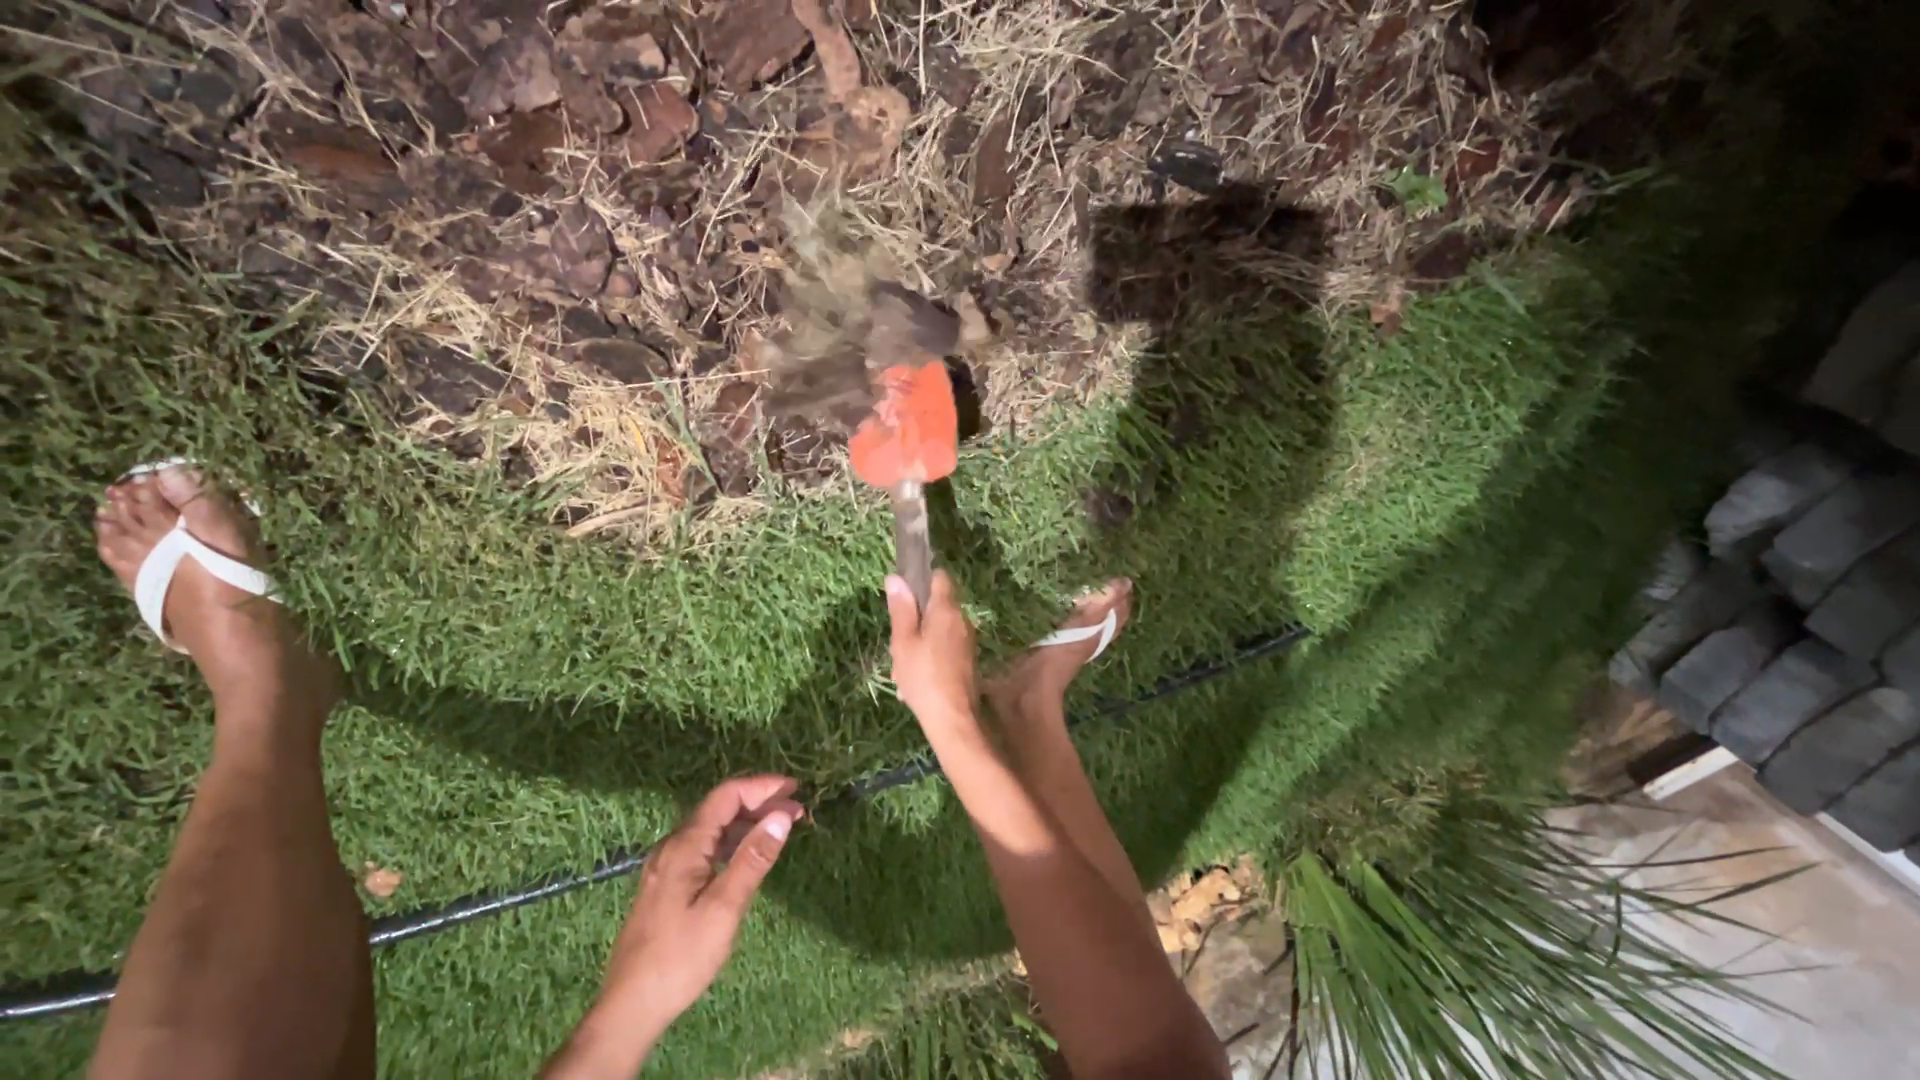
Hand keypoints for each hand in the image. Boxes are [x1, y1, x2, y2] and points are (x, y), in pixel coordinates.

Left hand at [542, 776, 801, 1078]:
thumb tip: (781, 816)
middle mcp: (672, 847)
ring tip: (781, 829)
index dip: (762, 787)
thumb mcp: (724, 908)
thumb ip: (753, 859)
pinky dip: (731, 842)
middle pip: (719, 808)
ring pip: (711, 829)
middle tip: (798, 810)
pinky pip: (703, 848)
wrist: (630, 1005)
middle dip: (759, 803)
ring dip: (747, 823)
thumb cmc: (680, 957)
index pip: (726, 796)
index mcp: (684, 846)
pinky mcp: (666, 885)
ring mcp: (666, 866)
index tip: (796, 789)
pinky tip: (748, 855)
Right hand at [886, 570, 977, 732]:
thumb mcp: (903, 642)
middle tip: (897, 641)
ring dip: (919, 642)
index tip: (903, 593)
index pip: (939, 577)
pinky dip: (929, 656)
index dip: (921, 578)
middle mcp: (962, 620)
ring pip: (938, 630)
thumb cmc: (923, 676)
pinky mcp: (968, 660)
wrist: (953, 718)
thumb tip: (895, 578)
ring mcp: (968, 641)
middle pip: (937, 606)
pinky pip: (944, 648)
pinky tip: (914, 680)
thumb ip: (901, 609)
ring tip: (902, 667)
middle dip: (915, 619)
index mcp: (947, 610)